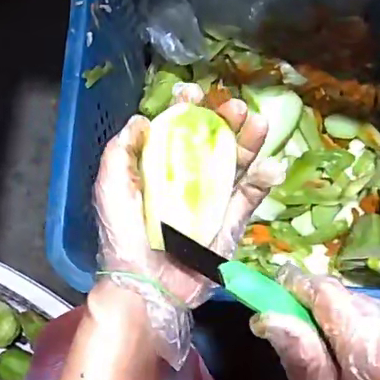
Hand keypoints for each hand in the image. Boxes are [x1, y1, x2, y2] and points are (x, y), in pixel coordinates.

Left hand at [94, 84, 284, 364]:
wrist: (147, 287)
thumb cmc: (123, 238)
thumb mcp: (110, 189)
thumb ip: (120, 153)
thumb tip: (141, 120)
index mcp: (157, 171)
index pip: (174, 132)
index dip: (185, 110)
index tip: (192, 93)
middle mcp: (186, 181)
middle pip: (211, 142)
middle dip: (223, 119)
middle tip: (232, 105)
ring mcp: (211, 202)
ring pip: (236, 164)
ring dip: (248, 141)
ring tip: (256, 121)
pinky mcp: (230, 223)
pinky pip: (250, 198)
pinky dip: (262, 180)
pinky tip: (269, 164)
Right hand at [252, 268, 379, 379]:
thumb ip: (301, 357)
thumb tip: (267, 316)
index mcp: (370, 346)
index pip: (325, 291)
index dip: (296, 284)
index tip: (275, 287)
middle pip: (349, 296)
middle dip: (322, 308)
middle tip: (306, 336)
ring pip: (372, 305)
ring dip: (350, 320)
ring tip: (345, 358)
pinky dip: (377, 330)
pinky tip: (376, 363)